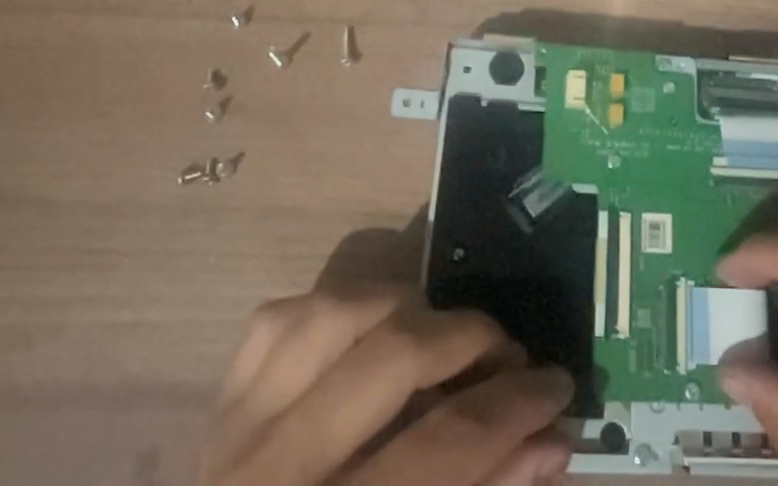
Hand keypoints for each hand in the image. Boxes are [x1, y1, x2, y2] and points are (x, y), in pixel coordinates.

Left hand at [203, 287, 573, 485]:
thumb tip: (552, 437)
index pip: (443, 446)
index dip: (514, 408)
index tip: (557, 385)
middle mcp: (274, 473)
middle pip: (389, 360)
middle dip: (468, 340)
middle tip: (508, 355)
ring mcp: (236, 431)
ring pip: (331, 317)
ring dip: (403, 309)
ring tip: (443, 334)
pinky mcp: (220, 404)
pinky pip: (279, 321)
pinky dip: (335, 309)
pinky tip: (372, 329)